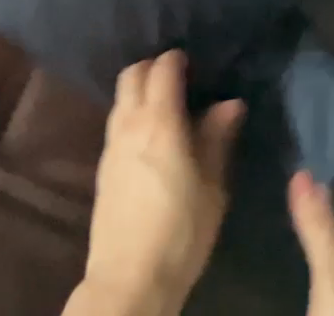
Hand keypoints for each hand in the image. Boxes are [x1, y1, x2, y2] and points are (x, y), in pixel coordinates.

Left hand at [68, 50, 246, 315]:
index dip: (177, 59)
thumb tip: (230, 102)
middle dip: (153, 66)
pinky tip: (148, 130)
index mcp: (159, 121)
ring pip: (121, 95)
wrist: (129, 274)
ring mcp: (110, 141)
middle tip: (179, 76)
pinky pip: (116, 117)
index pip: (162, 69)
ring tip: (165, 101)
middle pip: (133, 73)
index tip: (195, 60)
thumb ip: (217, 139)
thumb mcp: (212, 188)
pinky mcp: (103, 162)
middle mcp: (129, 121)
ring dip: (139, 86)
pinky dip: (131, 109)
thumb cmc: (181, 231)